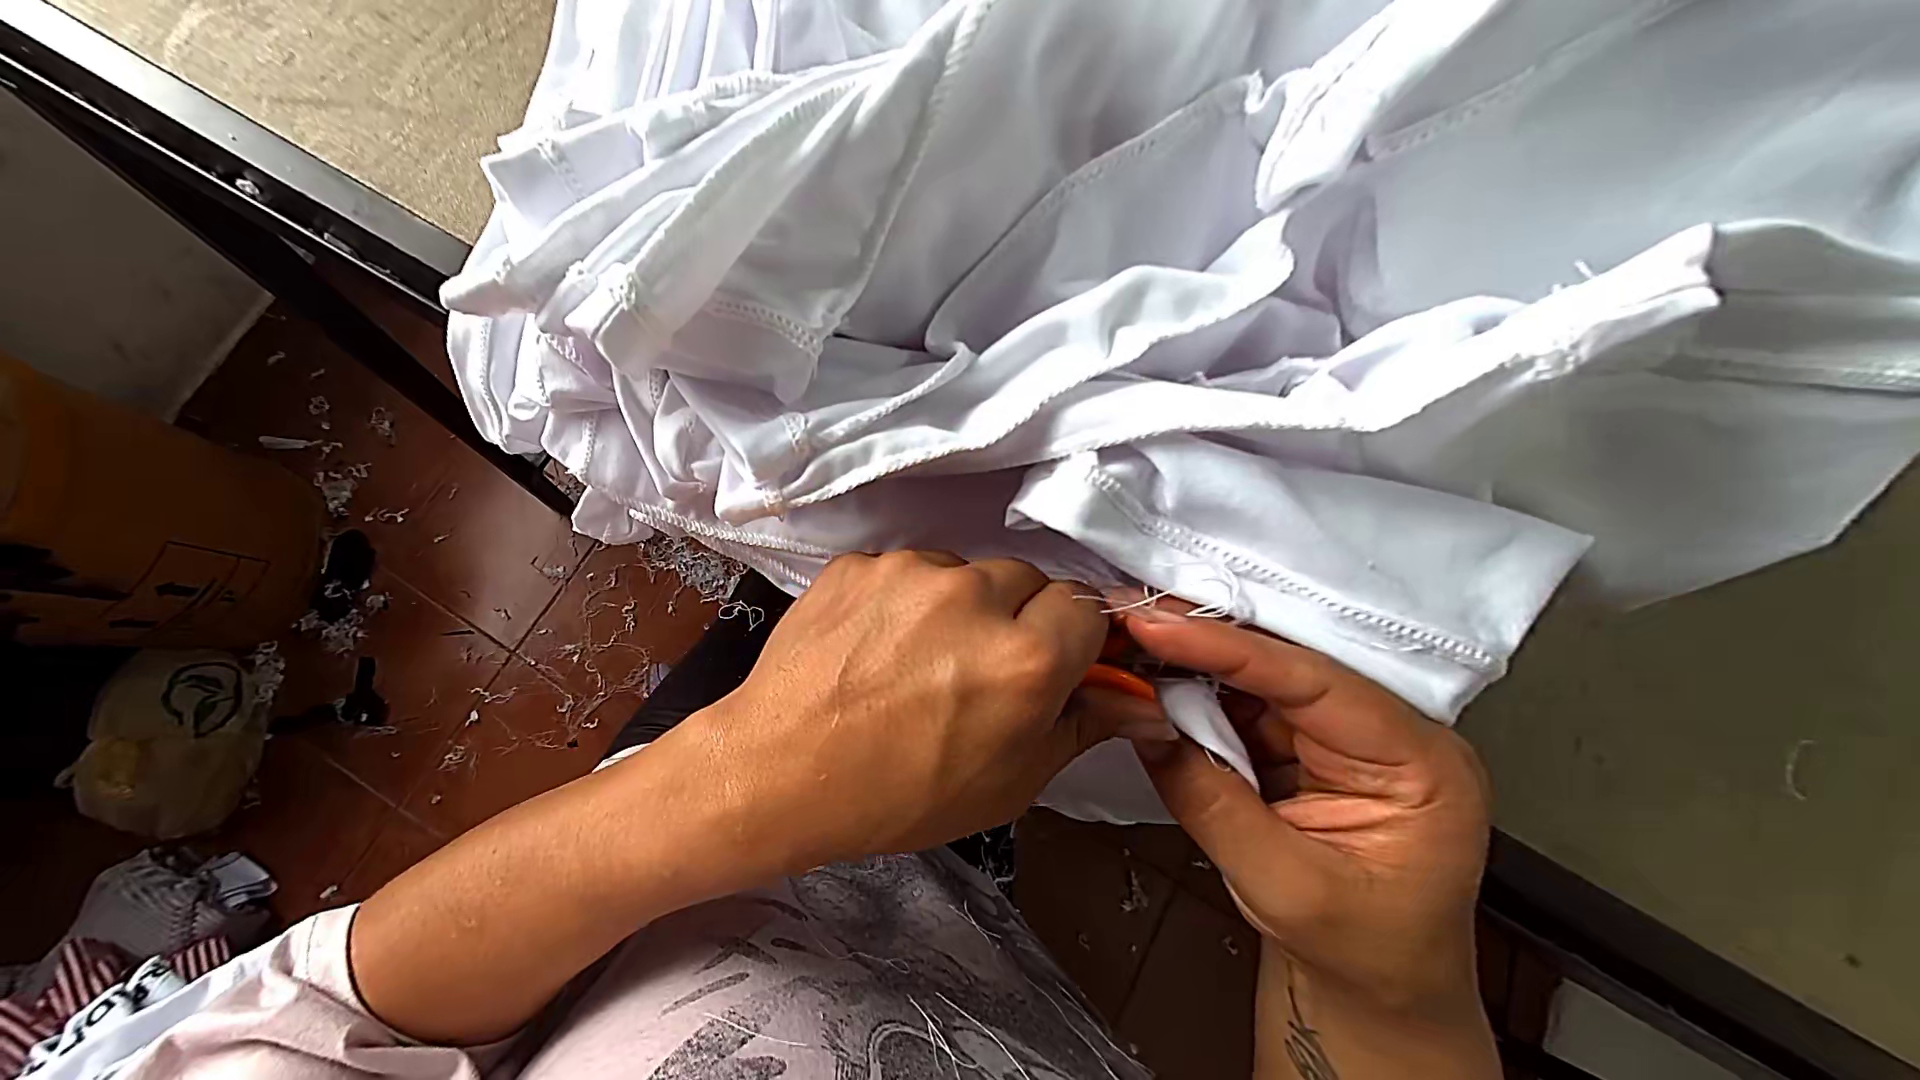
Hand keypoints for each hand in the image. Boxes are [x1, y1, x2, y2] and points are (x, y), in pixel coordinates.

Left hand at [659, 551, 1170, 873]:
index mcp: (1025, 657)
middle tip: (977, 666)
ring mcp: (910, 571)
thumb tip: (1146, 704)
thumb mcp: (1008, 780)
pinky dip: (905, 599)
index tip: (1047, 665)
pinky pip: (908, 570)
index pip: (1087, 608)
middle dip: (1017, 618)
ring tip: (918, 657)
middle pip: (1029, 581)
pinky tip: (877, 643)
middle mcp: (973, 596)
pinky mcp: (861, 561)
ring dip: (960, 605)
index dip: (1070, 640)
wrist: (778, 773)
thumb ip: (1084, 725)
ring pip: (967, 571)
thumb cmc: (901, 794)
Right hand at [1121, 599, 1490, 1015]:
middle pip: (1284, 661)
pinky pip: (1238, 699)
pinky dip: (1191, 689)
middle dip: (1205, 636)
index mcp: (1420, 761)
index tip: (1160, 624)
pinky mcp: (1298, 736)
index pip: (1316, 682)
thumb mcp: (1285, 888)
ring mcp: (1337, 730)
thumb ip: (1211, 802)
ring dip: (1190, 659)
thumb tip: (1148, 727)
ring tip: (1132, 642)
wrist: (1372, 984)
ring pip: (1254, 673)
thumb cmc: (1362, 950)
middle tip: (1135, 614)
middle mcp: (1382, 728)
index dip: (1231, 647)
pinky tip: (1154, 675)